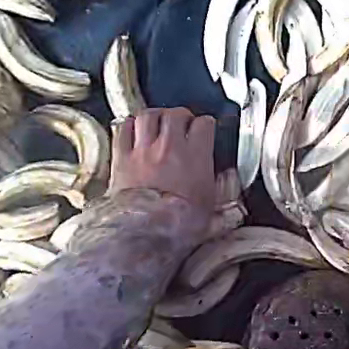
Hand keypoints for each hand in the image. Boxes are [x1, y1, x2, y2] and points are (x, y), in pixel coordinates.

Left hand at [108, 107, 219, 223]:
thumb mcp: (211, 206)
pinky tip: (132, 129)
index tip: (206, 128)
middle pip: (175, 114)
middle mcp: (169, 147)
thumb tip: (226, 179)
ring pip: (148, 116)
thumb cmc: (179, 224)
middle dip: (181, 115)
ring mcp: (143, 151)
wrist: (146, 233)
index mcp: (196, 156)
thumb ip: (219, 187)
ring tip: (158, 120)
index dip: (206, 124)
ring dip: (155, 116)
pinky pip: (123, 130)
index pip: (204, 124)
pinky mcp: (121, 158)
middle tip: (183, 121)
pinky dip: (128, 125)